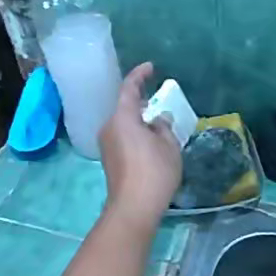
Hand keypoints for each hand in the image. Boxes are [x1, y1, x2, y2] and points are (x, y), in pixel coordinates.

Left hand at [97, 63, 181, 228]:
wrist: (133, 207)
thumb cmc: (154, 172)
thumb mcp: (168, 146)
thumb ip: (164, 127)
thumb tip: (159, 119)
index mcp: (122, 117)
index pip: (129, 88)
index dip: (139, 75)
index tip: (150, 68)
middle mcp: (109, 127)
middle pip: (125, 108)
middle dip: (142, 103)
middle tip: (160, 102)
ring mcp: (106, 144)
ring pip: (124, 124)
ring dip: (139, 121)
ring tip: (159, 126)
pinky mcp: (109, 159)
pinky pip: (123, 137)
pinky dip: (136, 134)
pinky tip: (151, 143)